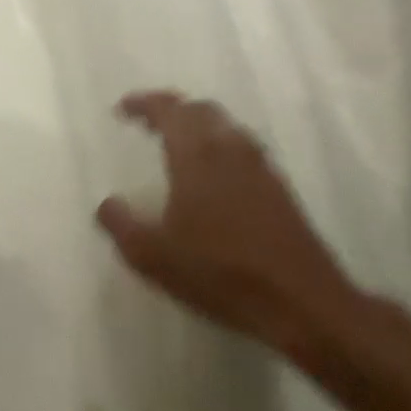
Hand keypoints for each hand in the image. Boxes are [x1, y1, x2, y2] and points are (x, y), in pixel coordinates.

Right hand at [95, 89, 353, 356]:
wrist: (304, 306)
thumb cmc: (220, 272)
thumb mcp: (151, 255)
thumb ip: (120, 223)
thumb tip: (107, 203)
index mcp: (196, 155)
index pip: (168, 109)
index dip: (143, 103)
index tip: (121, 109)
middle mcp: (231, 150)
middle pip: (201, 110)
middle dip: (173, 110)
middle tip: (148, 123)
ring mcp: (262, 170)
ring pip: (228, 129)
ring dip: (200, 128)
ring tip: (179, 147)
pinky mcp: (282, 193)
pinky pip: (246, 153)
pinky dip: (223, 150)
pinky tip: (214, 180)